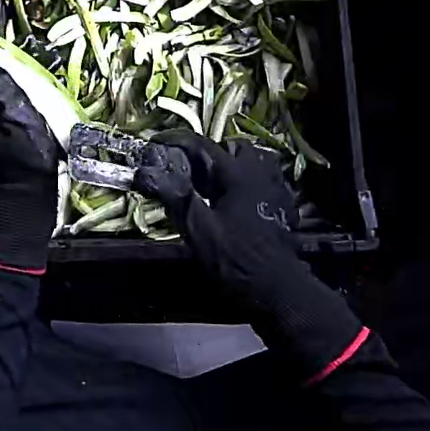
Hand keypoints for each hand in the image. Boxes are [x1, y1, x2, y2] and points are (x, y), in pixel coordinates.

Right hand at [134, 132, 368, 383]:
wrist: (276, 290)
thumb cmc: (234, 258)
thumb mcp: (198, 228)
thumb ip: (174, 195)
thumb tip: (144, 172)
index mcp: (237, 173)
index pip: (203, 145)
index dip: (176, 141)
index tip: (156, 143)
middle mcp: (260, 173)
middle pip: (233, 148)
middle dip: (211, 154)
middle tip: (191, 171)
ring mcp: (276, 189)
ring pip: (254, 163)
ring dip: (233, 167)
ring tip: (214, 185)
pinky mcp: (285, 207)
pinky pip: (265, 183)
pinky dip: (249, 185)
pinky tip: (237, 204)